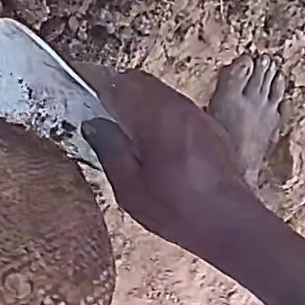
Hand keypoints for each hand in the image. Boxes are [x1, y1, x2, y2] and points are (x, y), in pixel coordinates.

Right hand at [76, 66, 271, 257]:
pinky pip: (176, 112)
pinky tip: (151, 146)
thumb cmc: (181, 210)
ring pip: (159, 96)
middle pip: (138, 83)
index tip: (74, 85)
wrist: (230, 223)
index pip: (115, 82)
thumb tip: (94, 125)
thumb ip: (109, 149)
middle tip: (95, 112)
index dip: (91, 80)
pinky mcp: (209, 130)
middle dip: (114, 92)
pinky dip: (157, 118)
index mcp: (155, 115)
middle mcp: (178, 107)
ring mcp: (197, 116)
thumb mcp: (130, 187)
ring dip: (137, 105)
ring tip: (121, 133)